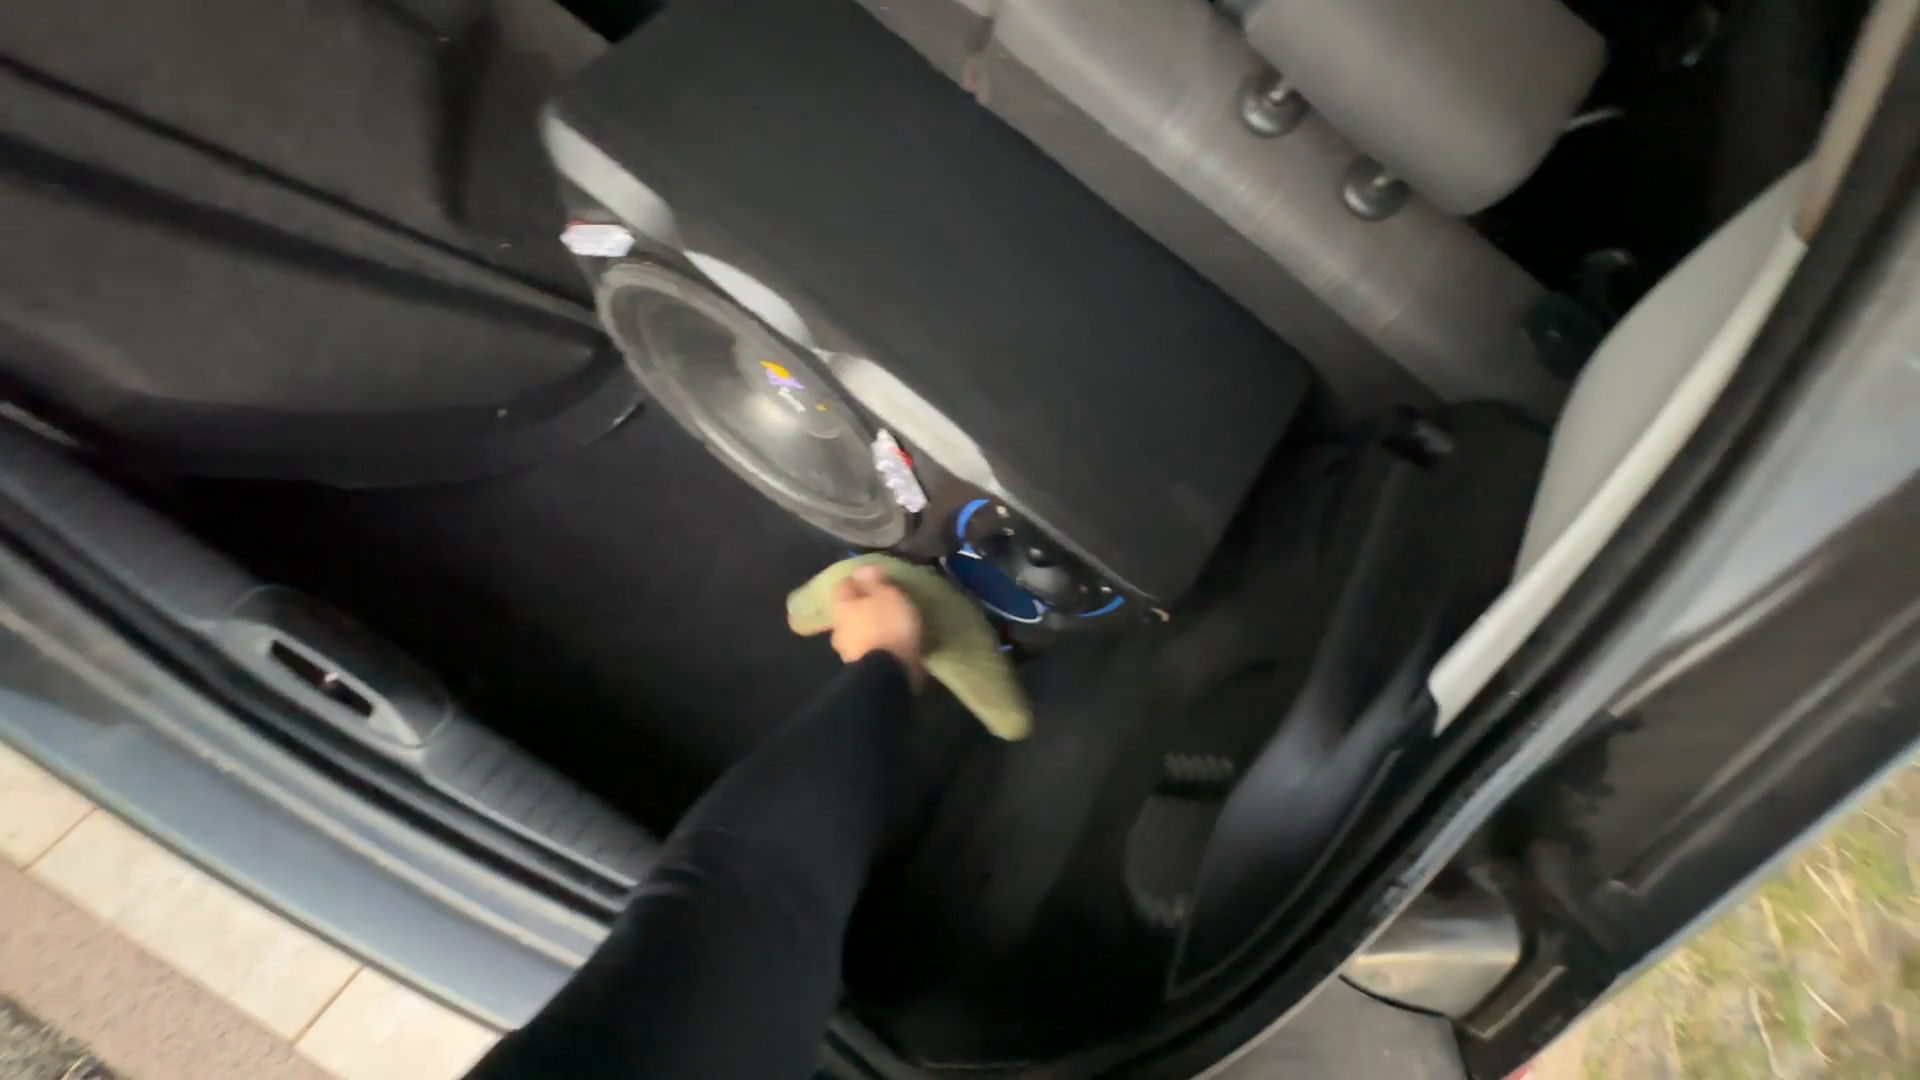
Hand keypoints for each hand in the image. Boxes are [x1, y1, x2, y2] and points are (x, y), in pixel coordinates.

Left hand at [808, 566, 924, 685]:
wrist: (888, 674)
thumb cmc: (888, 626)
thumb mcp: (888, 596)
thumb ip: (875, 583)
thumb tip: (861, 570)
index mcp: (842, 606)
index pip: (843, 585)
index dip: (858, 581)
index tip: (875, 581)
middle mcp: (837, 628)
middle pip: (848, 612)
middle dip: (862, 609)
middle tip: (883, 607)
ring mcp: (846, 652)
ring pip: (856, 634)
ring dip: (869, 630)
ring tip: (890, 630)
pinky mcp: (859, 670)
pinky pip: (867, 651)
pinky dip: (876, 647)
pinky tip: (891, 647)